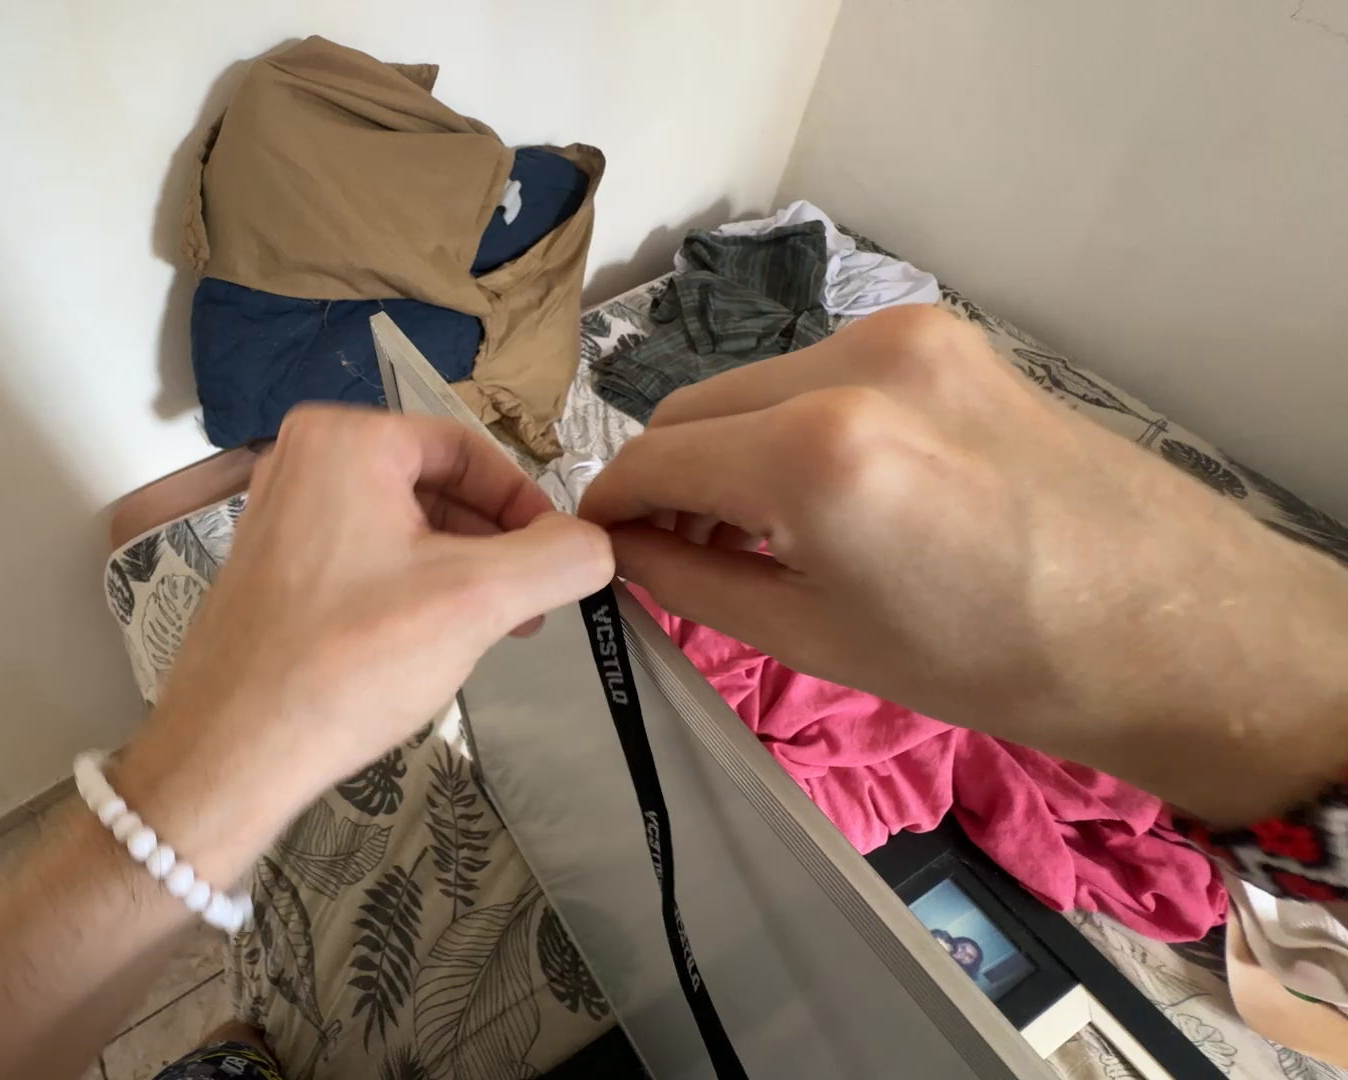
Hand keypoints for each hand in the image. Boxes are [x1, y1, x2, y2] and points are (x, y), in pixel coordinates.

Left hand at [118, 407, 612, 870]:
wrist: (230, 751)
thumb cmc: (353, 658)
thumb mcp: (476, 599)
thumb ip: (558, 558)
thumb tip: (599, 542)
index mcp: (345, 438)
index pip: (466, 450)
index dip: (525, 504)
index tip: (559, 559)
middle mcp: (301, 459)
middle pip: (432, 487)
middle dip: (490, 545)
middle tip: (528, 606)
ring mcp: (278, 512)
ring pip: (399, 525)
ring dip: (455, 571)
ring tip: (489, 628)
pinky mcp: (269, 565)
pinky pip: (360, 555)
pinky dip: (407, 586)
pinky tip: (428, 637)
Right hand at [579, 306, 1347, 822]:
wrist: (1185, 634)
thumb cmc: (982, 662)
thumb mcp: (798, 633)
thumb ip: (678, 578)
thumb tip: (613, 546)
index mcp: (813, 451)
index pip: (651, 457)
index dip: (607, 501)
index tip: (594, 539)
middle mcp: (851, 363)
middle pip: (687, 411)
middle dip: (659, 480)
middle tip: (666, 547)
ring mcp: (901, 335)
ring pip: (741, 391)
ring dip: (715, 453)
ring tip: (736, 526)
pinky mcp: (937, 336)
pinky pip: (805, 376)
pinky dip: (774, 429)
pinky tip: (798, 489)